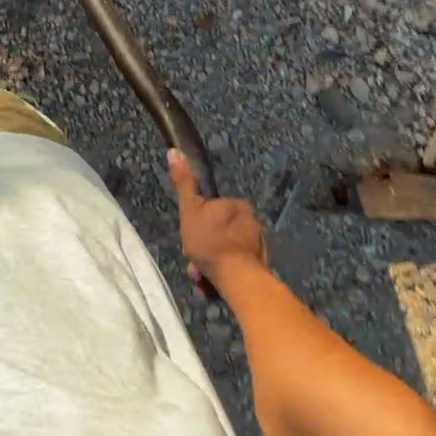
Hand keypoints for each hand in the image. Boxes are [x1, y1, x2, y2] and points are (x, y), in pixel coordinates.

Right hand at [166, 147, 266, 286]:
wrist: (236, 277)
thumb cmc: (210, 239)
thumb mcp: (190, 208)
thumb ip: (183, 182)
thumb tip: (175, 151)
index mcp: (238, 205)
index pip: (213, 210)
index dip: (197, 224)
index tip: (190, 237)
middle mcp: (253, 222)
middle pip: (218, 232)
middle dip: (203, 248)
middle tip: (194, 262)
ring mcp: (258, 246)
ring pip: (225, 252)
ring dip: (209, 264)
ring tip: (200, 277)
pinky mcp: (260, 267)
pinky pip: (235, 267)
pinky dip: (222, 274)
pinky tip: (210, 283)